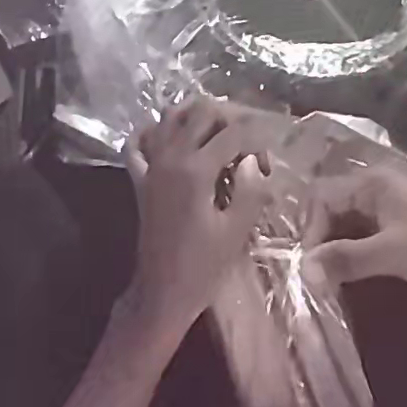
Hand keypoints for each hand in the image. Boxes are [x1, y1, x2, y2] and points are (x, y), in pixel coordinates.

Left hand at [126, 97, 286, 331]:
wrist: (160, 295)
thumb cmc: (202, 267)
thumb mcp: (236, 231)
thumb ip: (250, 189)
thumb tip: (254, 163)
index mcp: (196, 169)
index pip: (234, 134)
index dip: (257, 143)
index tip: (267, 167)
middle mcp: (170, 157)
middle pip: (201, 111)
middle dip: (230, 119)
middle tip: (245, 145)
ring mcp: (151, 165)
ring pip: (170, 116)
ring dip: (196, 117)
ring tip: (217, 135)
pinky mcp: (140, 179)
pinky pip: (139, 142)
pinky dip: (154, 132)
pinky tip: (172, 140)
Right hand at [309, 162, 406, 331]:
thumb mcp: (395, 252)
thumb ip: (346, 258)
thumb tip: (302, 269)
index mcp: (377, 184)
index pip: (324, 195)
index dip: (311, 226)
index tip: (306, 265)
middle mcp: (379, 197)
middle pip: (333, 211)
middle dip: (317, 239)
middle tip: (304, 277)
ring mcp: (391, 224)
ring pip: (347, 232)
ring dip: (331, 254)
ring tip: (313, 285)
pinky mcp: (400, 250)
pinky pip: (362, 252)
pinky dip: (348, 266)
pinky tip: (336, 286)